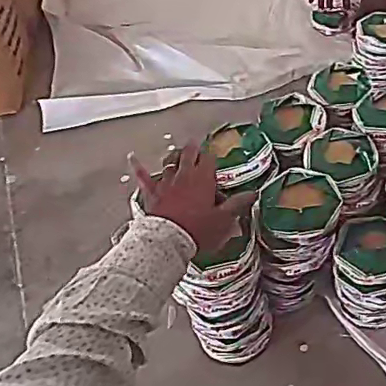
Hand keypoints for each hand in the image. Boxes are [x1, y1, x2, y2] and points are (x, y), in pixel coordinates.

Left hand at [131, 143, 253, 251]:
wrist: (169, 240)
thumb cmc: (199, 229)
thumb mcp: (224, 219)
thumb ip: (237, 204)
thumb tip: (252, 193)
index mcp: (203, 179)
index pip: (210, 159)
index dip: (213, 155)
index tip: (216, 153)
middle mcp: (184, 175)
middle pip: (189, 155)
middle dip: (194, 149)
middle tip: (197, 145)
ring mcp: (166, 183)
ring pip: (170, 163)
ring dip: (174, 157)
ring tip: (178, 153)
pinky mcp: (152, 193)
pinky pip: (143, 176)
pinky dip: (139, 167)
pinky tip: (133, 158)